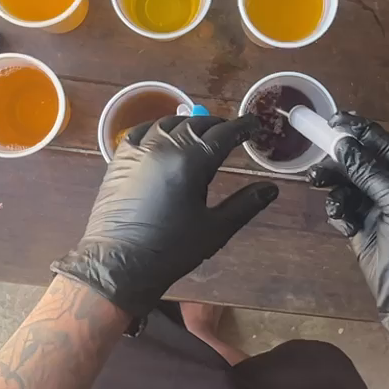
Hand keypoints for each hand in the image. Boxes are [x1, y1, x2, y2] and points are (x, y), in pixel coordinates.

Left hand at [54, 115, 278, 319]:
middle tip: (232, 134)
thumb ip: (245, 204)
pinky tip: (166, 137)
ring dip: (190, 125)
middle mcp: (164, 146)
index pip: (224, 133)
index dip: (243, 127)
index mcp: (191, 161)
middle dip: (219, 126)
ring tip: (202, 135)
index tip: (255, 126)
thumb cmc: (170, 250)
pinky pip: (144, 131)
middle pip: (197, 124)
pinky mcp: (120, 158)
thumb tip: (271, 187)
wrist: (117, 265)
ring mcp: (139, 149)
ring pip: (170, 123)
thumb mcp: (215, 230)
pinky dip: (160, 129)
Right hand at [308, 114, 388, 345]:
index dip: (359, 131)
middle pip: (363, 164)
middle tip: (318, 160)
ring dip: (336, 185)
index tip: (333, 120)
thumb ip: (371, 173)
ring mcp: (380, 211)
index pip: (384, 146)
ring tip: (319, 184)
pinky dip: (340, 210)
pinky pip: (344, 208)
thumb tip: (344, 145)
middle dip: (341, 161)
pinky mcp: (363, 230)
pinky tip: (343, 222)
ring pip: (350, 185)